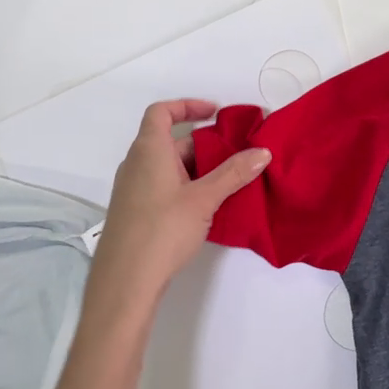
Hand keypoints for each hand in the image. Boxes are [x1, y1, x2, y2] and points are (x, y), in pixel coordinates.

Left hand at [93, 99, 270, 294]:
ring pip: (169, 166)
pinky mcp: (135, 212)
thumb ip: (234, 173)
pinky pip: (163, 185)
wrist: (125, 282)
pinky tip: (208, 207)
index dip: (187, 106)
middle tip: (236, 155)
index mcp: (149, 150)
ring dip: (198, 168)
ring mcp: (133, 189)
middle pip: (171, 141)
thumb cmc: (162, 230)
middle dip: (205, 145)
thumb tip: (263, 151)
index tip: (215, 113)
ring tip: (229, 182)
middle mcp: (136, 163)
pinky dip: (186, 186)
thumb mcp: (204, 199)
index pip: (161, 111)